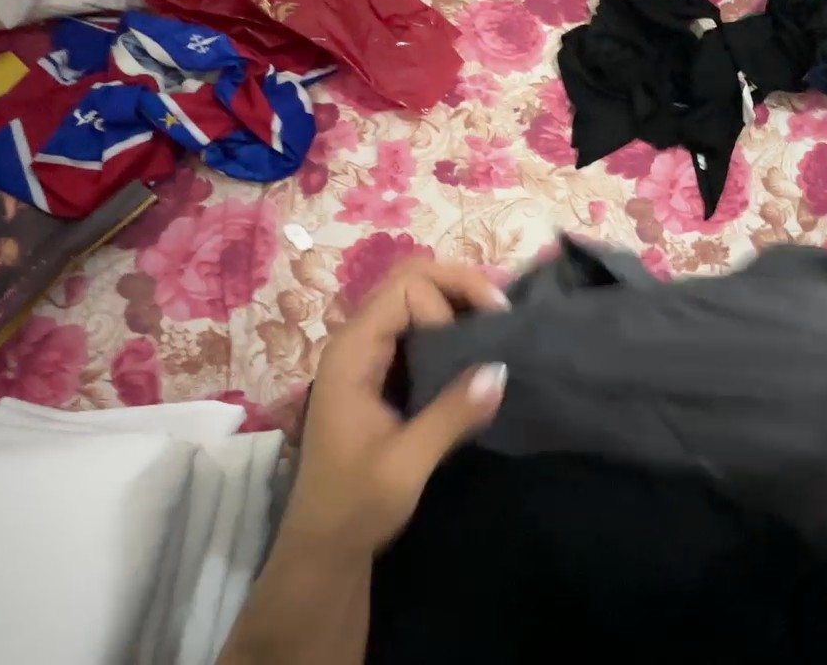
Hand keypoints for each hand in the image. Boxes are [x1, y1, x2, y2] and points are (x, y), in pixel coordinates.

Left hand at [280, 259, 509, 552]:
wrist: (325, 547)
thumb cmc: (355, 506)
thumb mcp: (406, 464)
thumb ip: (451, 415)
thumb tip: (500, 369)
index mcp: (352, 354)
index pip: (406, 289)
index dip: (447, 302)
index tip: (479, 341)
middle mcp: (358, 342)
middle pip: (410, 279)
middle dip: (459, 284)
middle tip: (501, 311)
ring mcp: (371, 355)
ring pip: (417, 298)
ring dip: (459, 300)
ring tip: (498, 322)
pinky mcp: (385, 372)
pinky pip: (419, 325)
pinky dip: (453, 322)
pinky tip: (480, 343)